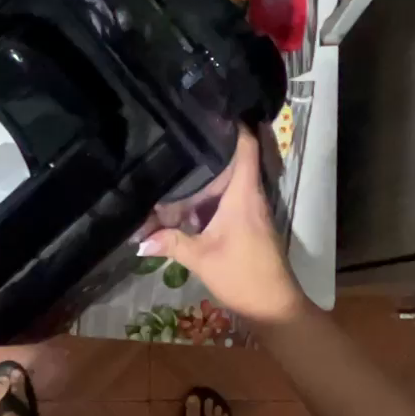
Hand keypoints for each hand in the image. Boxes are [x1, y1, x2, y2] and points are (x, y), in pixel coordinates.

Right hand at [138, 126, 308, 326]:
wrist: (274, 307)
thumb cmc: (242, 275)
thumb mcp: (202, 258)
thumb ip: (171, 244)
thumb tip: (139, 241)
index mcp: (243, 194)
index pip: (245, 146)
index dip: (233, 123)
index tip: (212, 108)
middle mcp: (250, 198)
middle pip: (226, 168)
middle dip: (200, 160)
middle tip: (171, 146)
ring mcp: (250, 214)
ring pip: (222, 191)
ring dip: (198, 190)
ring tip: (166, 180)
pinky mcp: (247, 230)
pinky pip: (223, 208)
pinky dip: (204, 208)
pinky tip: (181, 214)